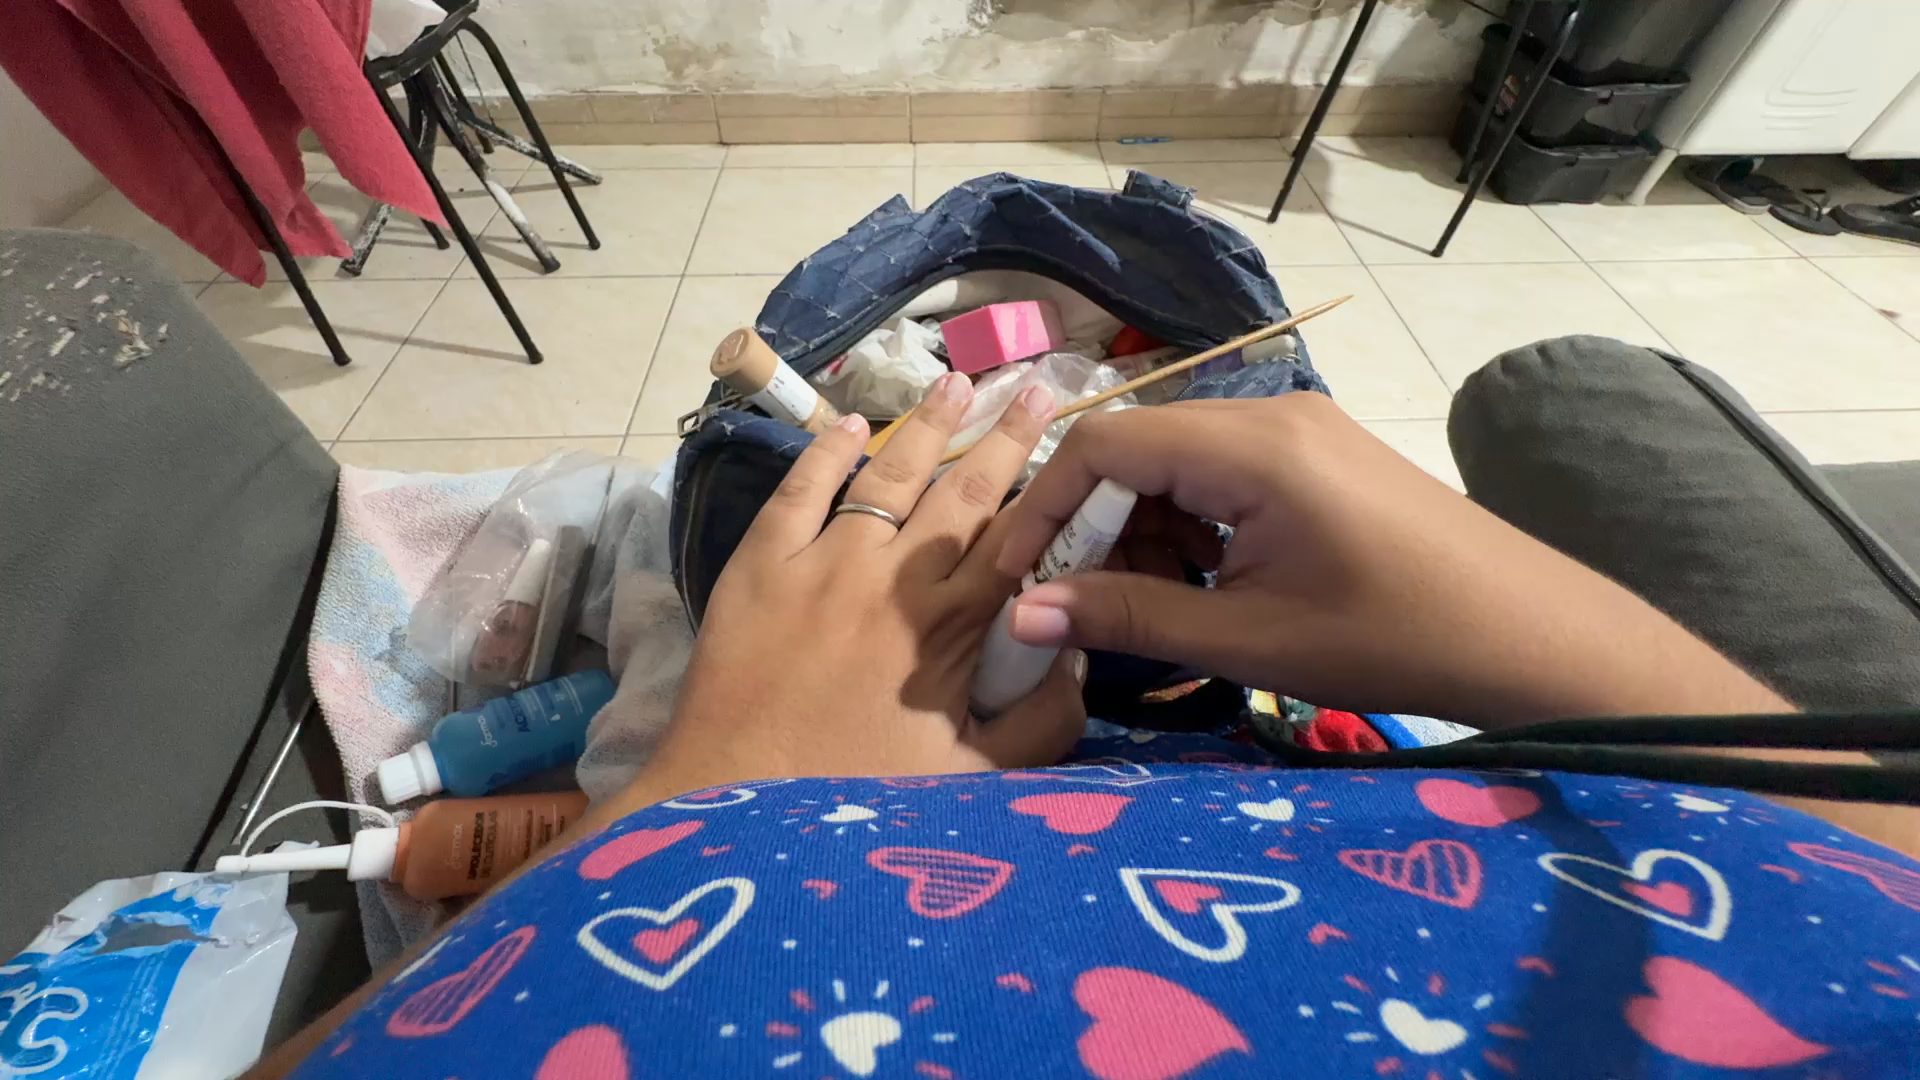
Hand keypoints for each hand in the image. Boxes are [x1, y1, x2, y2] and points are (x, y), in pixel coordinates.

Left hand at [645, 372, 1086, 796]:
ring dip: (927, 426)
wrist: (736, 806)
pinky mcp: (760, 564)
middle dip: (1005, 436)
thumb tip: (1076, 654)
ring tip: (959, 383)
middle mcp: (892, 577)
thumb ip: (1041, 722)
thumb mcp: (974, 780)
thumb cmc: (859, 796)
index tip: (1074, 450)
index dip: (1050, 490)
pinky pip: (799, 491)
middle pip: (962, 490)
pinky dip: (826, 452)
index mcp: (949, 625)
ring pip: (886, 475)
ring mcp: (821, 562)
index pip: (1015, 538)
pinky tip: (852, 422)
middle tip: (1034, 388)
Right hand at [995, 393, 1790, 724]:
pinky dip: (1180, 528)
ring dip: (1135, 531)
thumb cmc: (1395, 640)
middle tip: (1074, 599)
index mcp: (1250, 445)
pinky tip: (1192, 581)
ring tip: (1140, 602)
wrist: (1539, 640)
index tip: (1015, 571)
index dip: (1045, 505)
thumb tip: (1018, 615)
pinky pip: (1212, 477)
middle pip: (1133, 450)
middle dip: (1090, 525)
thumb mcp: (1246, 639)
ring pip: (1169, 465)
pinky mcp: (1307, 457)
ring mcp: (1290, 431)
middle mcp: (1264, 414)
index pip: (1103, 444)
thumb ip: (1126, 617)